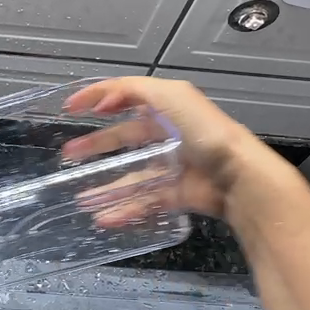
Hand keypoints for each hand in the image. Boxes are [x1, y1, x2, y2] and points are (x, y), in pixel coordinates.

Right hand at [60, 76, 280, 219]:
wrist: (240, 179)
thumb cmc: (206, 134)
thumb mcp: (173, 98)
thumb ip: (135, 91)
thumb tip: (103, 101)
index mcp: (168, 108)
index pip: (126, 97)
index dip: (97, 98)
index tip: (69, 109)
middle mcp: (169, 135)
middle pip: (124, 137)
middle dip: (95, 144)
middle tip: (68, 153)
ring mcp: (172, 166)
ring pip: (130, 174)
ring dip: (104, 185)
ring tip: (81, 196)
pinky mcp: (176, 193)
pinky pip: (144, 201)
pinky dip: (123, 209)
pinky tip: (103, 217)